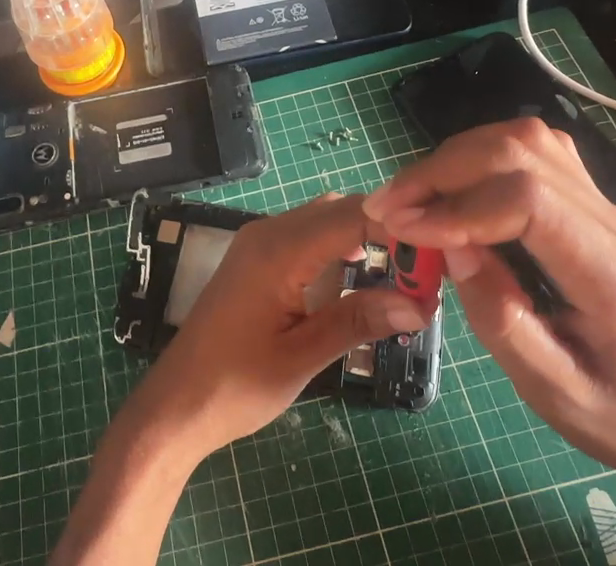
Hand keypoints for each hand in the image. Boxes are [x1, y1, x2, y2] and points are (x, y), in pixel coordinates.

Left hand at [128, 192, 428, 460]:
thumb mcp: (301, 358)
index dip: (398, 230)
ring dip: (364, 238)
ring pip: (324, 219)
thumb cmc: (234, 387)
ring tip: (404, 275)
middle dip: (387, 232)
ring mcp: (258, 243)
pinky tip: (362, 277)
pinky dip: (339, 247)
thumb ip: (357, 322)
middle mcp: (267, 233)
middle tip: (428, 269)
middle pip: (340, 210)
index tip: (440, 256)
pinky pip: (307, 236)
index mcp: (277, 250)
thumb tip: (420, 304)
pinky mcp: (256, 260)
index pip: (352, 216)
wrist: (176, 405)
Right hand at [363, 119, 615, 482]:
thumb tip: (450, 245)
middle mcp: (615, 222)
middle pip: (522, 152)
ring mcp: (608, 205)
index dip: (456, 206)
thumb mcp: (552, 392)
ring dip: (457, 158)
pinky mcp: (593, 204)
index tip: (402, 229)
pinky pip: (535, 153)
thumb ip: (500, 319)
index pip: (529, 200)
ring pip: (526, 140)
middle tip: (387, 207)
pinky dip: (480, 158)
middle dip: (442, 170)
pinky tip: (453, 191)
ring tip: (412, 198)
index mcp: (612, 273)